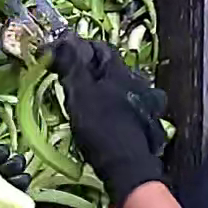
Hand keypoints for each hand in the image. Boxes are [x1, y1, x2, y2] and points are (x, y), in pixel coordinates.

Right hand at [50, 35, 166, 205]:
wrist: (126, 165)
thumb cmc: (101, 126)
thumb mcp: (79, 93)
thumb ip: (72, 66)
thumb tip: (64, 42)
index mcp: (120, 71)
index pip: (101, 47)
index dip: (82, 47)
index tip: (63, 55)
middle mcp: (136, 83)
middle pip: (111, 67)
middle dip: (91, 68)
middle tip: (71, 77)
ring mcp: (144, 104)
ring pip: (119, 87)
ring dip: (103, 88)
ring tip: (85, 98)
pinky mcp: (144, 123)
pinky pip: (125, 105)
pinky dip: (112, 105)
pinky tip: (104, 116)